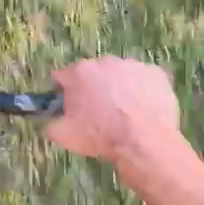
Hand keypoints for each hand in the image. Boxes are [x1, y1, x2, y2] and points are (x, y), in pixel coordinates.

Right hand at [48, 57, 189, 178]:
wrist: (144, 143)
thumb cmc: (101, 137)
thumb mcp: (64, 136)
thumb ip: (50, 123)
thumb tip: (47, 121)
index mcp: (79, 72)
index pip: (63, 75)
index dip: (63, 90)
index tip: (69, 104)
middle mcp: (105, 62)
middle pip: (93, 72)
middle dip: (93, 87)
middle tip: (98, 111)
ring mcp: (133, 65)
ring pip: (120, 73)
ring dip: (118, 86)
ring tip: (124, 111)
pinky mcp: (156, 73)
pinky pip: (144, 79)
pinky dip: (141, 89)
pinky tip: (143, 108)